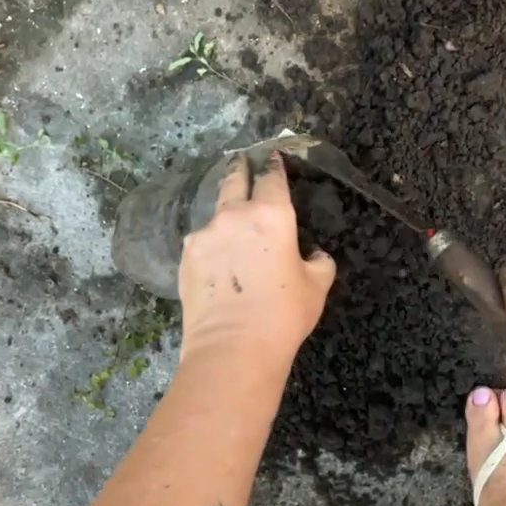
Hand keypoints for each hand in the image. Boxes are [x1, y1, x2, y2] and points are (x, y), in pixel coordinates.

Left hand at [178, 153, 335, 365]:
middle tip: (240, 162)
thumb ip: (319, 261)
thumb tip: (313, 254)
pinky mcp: (186, 257)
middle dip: (239, 169)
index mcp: (272, 216)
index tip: (273, 158)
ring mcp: (205, 235)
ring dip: (225, 214)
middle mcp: (235, 216)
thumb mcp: (317, 286)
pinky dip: (213, 244)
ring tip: (232, 226)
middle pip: (234, 181)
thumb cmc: (284, 314)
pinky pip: (203, 241)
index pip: (272, 179)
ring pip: (216, 214)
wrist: (233, 348)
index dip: (274, 166)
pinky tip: (219, 261)